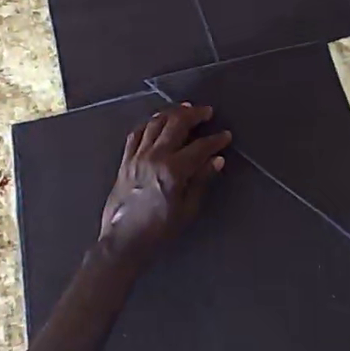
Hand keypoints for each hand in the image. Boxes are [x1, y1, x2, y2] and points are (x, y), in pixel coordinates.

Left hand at [95, 103, 231, 268]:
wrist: (124, 240)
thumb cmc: (159, 229)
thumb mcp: (187, 209)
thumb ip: (201, 181)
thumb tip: (216, 160)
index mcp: (173, 170)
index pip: (200, 147)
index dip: (215, 140)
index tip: (225, 136)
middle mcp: (155, 156)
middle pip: (176, 124)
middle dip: (194, 115)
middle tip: (206, 112)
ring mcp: (137, 155)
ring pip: (156, 123)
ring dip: (172, 113)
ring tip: (184, 110)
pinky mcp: (125, 159)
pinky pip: (137, 133)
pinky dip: (149, 123)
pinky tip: (157, 122)